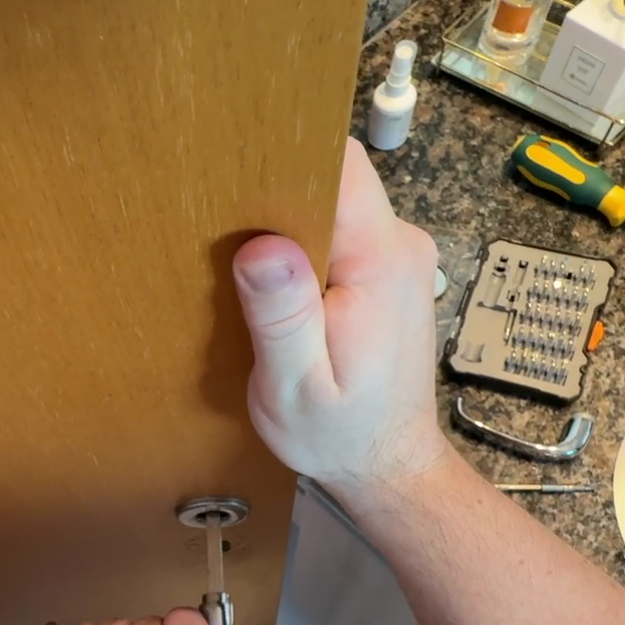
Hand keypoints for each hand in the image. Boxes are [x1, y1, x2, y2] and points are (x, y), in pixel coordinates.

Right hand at [232, 137, 447, 492]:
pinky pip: (339, 237)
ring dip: (286, 229)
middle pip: (332, 180)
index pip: (338, 165)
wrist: (387, 465)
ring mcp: (397, 258)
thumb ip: (282, 318)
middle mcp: (399, 245)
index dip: (283, 158)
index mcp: (380, 261)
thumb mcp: (295, 388)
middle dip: (274, 198)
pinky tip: (277, 291)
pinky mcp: (386, 275)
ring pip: (333, 208)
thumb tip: (259, 247)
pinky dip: (303, 252)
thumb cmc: (339, 435)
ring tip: (245, 267)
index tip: (233, 177)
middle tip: (224, 235)